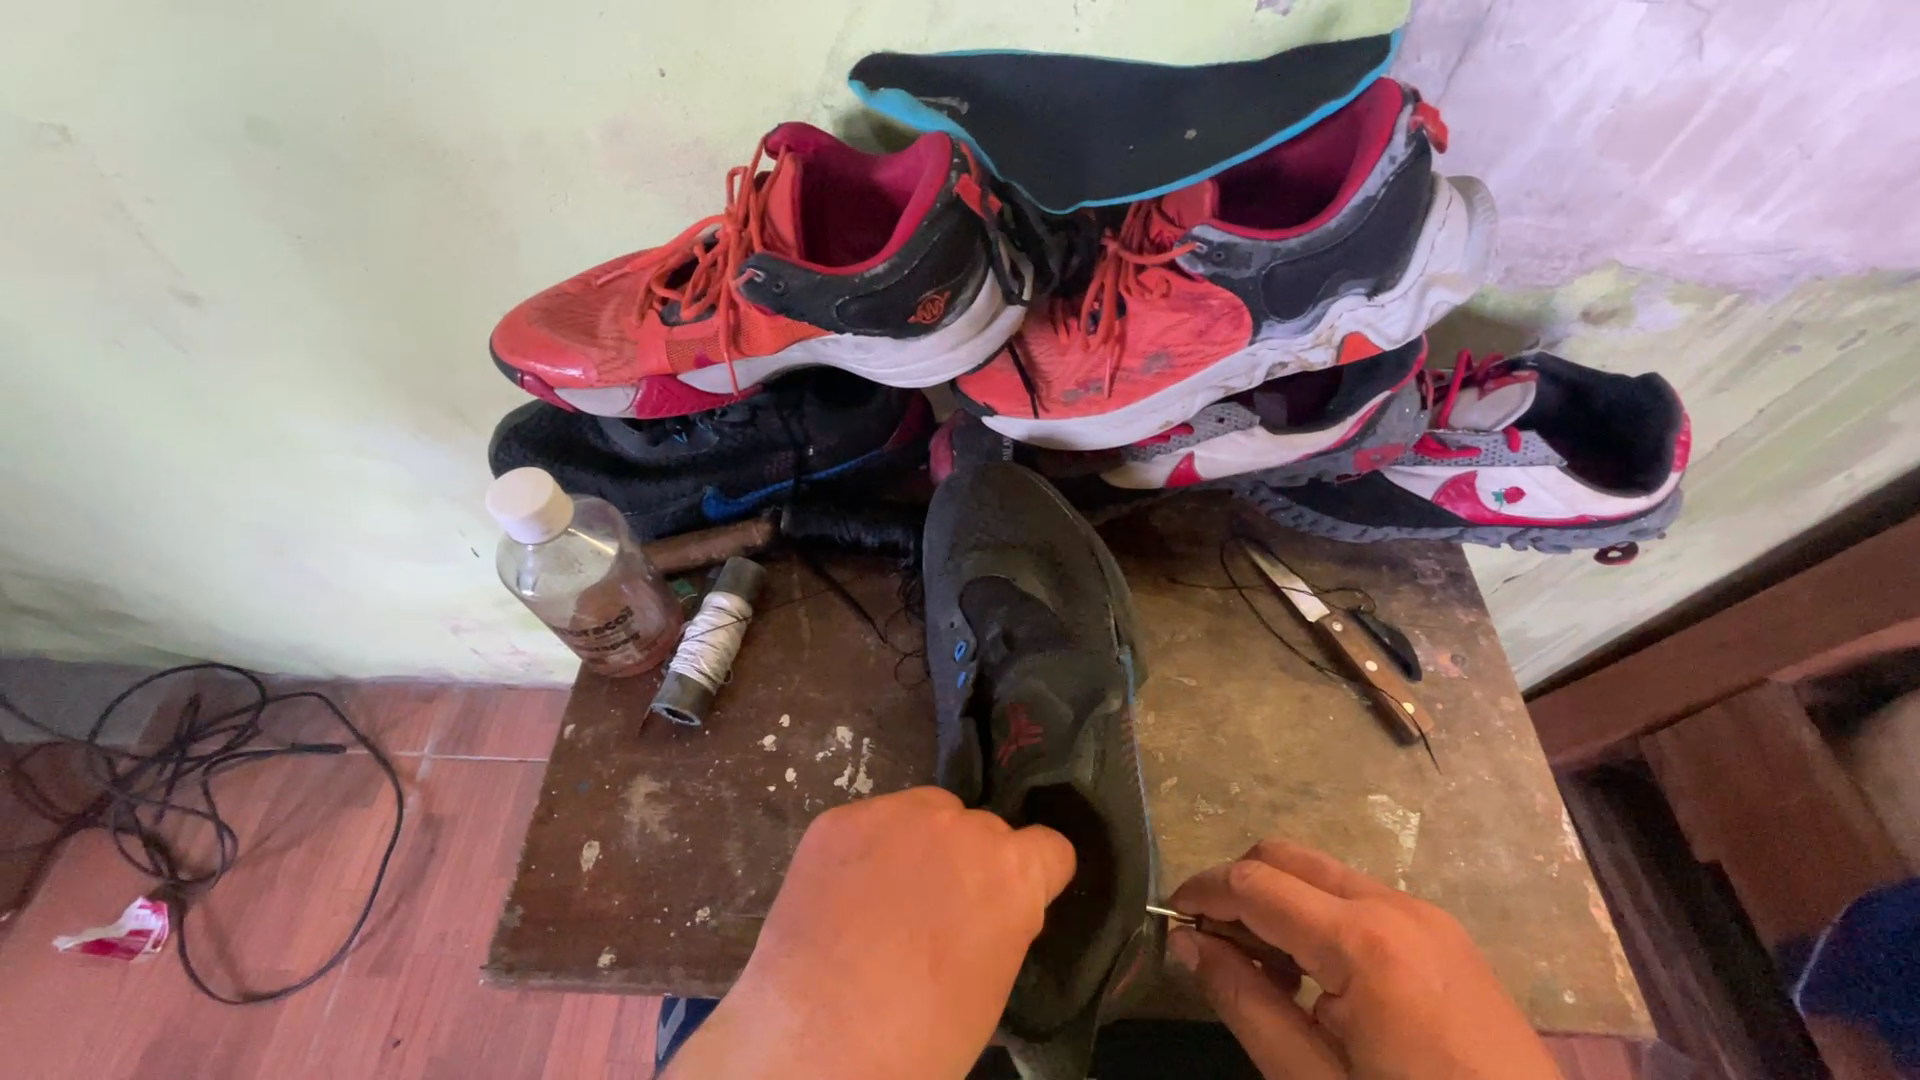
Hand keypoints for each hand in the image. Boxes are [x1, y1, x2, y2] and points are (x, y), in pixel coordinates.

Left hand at [663, 786, 1075, 1079]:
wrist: (818, 1044)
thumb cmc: (922, 1035)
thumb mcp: (992, 983)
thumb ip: (1004, 922)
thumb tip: (991, 907)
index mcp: (1012, 871)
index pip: (1049, 847)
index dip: (1035, 876)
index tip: (1012, 901)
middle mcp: (959, 826)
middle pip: (982, 828)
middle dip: (969, 861)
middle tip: (935, 910)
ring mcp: (894, 815)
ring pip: (925, 812)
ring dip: (918, 843)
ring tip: (884, 898)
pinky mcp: (840, 819)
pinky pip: (869, 823)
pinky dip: (863, 850)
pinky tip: (843, 895)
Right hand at [1168, 839, 1561, 1079]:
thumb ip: (1244, 1003)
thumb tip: (1186, 944)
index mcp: (1363, 942)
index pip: (1253, 884)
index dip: (1199, 894)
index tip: (1168, 923)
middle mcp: (1395, 906)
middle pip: (1285, 855)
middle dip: (1236, 886)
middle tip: (1213, 947)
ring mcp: (1429, 916)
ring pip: (1321, 872)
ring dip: (1276, 900)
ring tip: (1263, 970)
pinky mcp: (1447, 936)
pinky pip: (1359, 898)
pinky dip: (1317, 915)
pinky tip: (1317, 978)